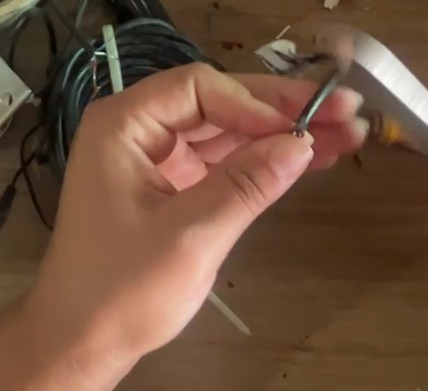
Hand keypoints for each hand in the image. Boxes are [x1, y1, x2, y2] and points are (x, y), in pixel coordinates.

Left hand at [22, 64, 368, 379]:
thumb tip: (301, 143)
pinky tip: (312, 157)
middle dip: (278, 107)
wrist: (80, 338)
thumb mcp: (189, 237)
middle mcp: (137, 126)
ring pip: (226, 129)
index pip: (196, 88)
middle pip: (216, 101)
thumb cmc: (121, 287)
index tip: (299, 128)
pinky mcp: (170, 182)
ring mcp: (155, 153)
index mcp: (123, 122)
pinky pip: (221, 159)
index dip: (252, 102)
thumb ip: (244, 185)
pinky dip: (262, 160)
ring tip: (347, 130)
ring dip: (280, 132)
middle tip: (345, 106)